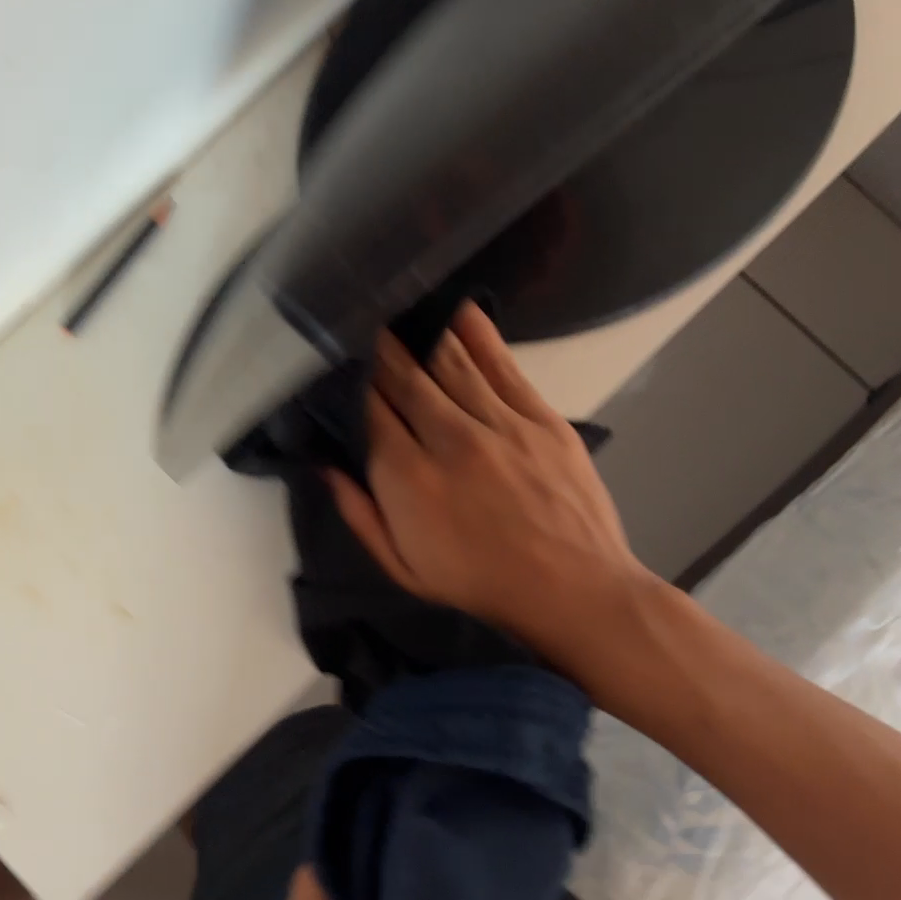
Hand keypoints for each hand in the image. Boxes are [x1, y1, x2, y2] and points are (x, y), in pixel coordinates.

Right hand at [325, 302, 661, 662]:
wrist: (576, 592)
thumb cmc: (476, 582)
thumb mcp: (399, 565)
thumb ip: (358, 512)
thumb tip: (325, 465)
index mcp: (407, 478)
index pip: (368, 410)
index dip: (349, 380)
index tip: (334, 356)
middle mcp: (449, 441)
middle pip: (404, 378)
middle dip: (378, 346)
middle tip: (357, 315)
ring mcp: (500, 426)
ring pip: (449, 364)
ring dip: (418, 333)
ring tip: (397, 307)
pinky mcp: (542, 420)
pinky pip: (504, 366)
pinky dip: (478, 335)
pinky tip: (456, 308)